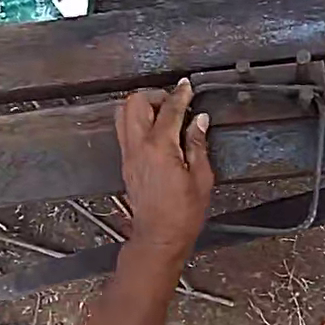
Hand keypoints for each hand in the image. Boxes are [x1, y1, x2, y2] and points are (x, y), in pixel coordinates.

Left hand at [115, 79, 213, 264]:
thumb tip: (199, 121)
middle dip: (155, 96)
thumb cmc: (182, 214)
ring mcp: (129, 155)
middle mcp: (138, 148)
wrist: (160, 237)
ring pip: (124, 115)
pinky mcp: (126, 164)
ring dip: (142, 108)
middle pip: (135, 103)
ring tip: (165, 116)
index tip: (187, 87)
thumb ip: (198, 144)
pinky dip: (138, 123)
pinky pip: (125, 132)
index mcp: (159, 148)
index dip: (180, 95)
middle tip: (175, 103)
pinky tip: (158, 132)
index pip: (169, 110)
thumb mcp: (201, 178)